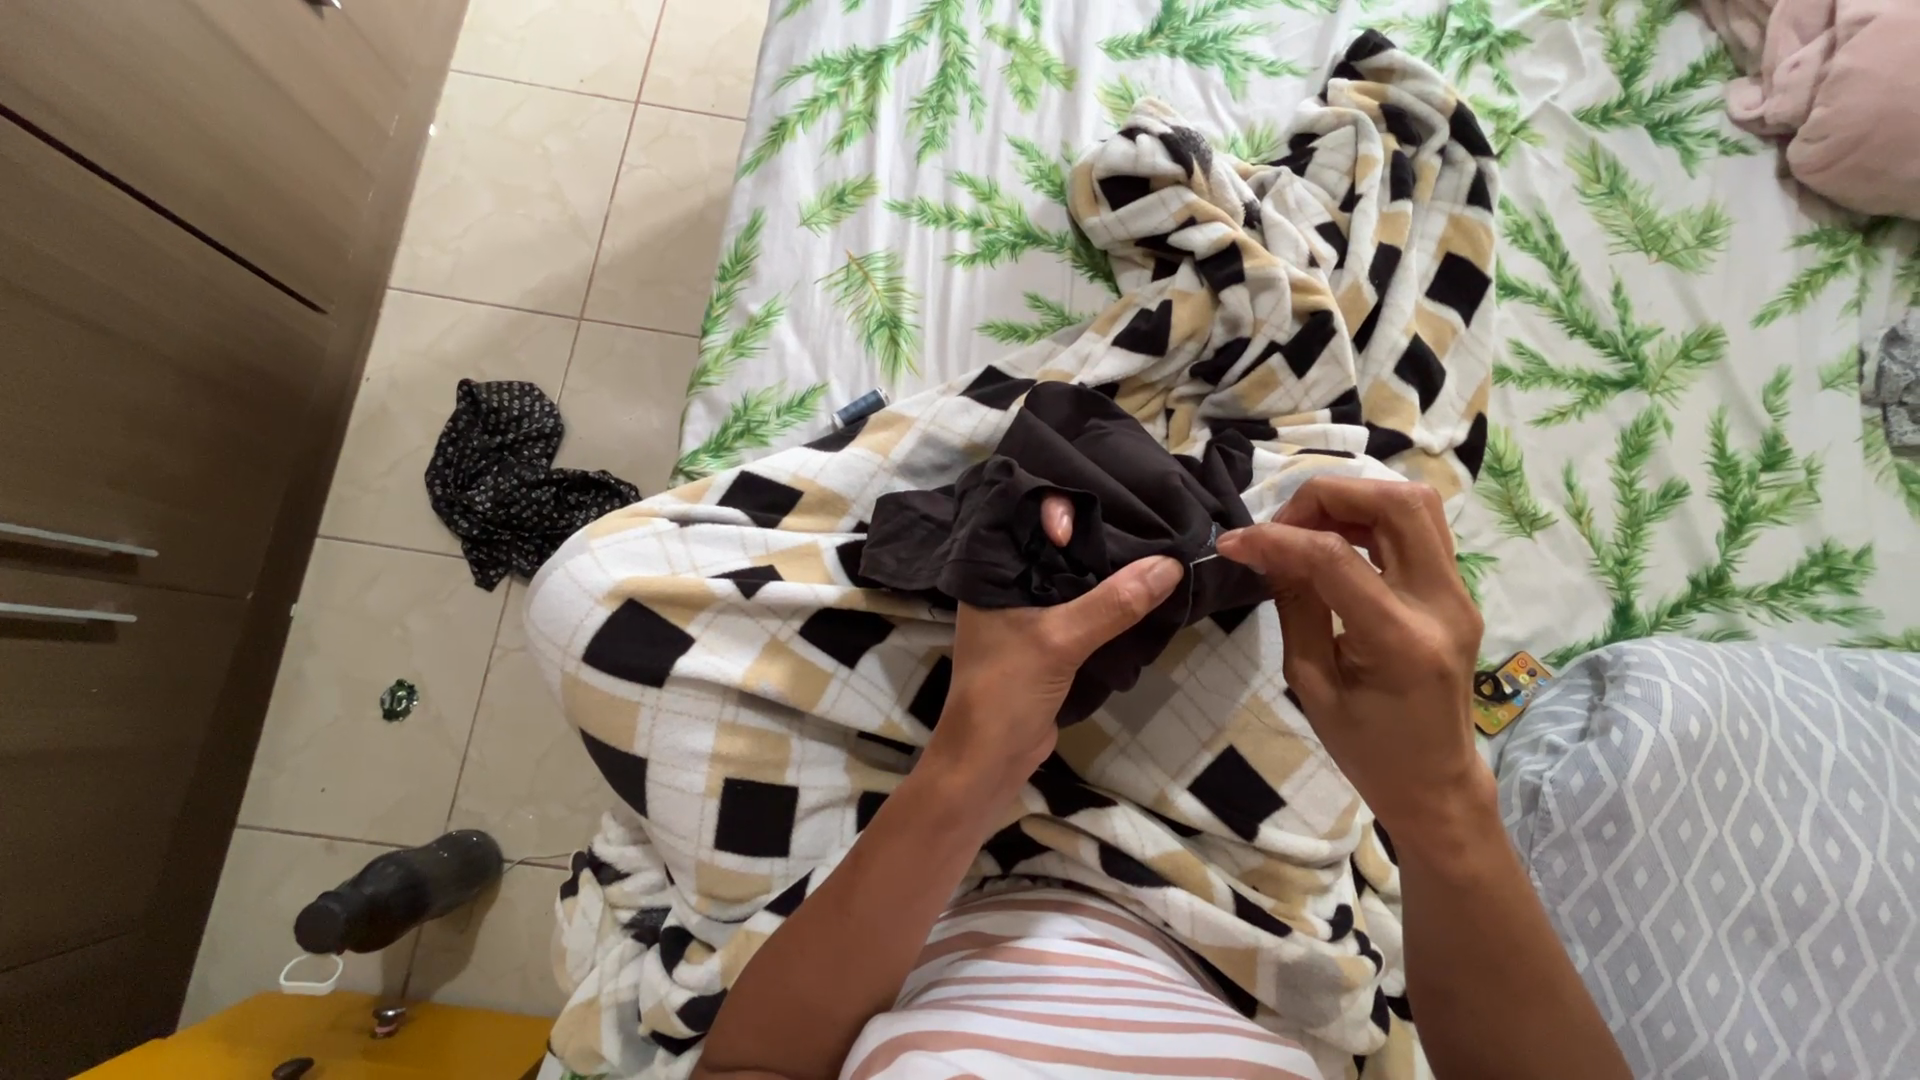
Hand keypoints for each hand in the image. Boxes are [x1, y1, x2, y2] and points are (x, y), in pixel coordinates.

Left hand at [920, 494, 1184, 805]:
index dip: (1060, 508)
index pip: (1023, 517)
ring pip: (1071, 578)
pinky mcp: (1048, 641)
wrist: (989, 762)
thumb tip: (1169, 565)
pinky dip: (1107, 602)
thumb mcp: (1059, 641)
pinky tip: (1144, 590)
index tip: (1101, 516)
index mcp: (991, 572)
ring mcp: (1027, 614)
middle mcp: (1006, 585)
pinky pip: (1080, 608)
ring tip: (1154, 546)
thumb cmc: (1006, 691)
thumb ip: (1112, 604)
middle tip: (1144, 519)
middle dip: (1095, 535)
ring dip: (1106, 570)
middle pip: (1054, 546)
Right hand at [1215, 476, 1487, 844]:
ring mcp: (1459, 594)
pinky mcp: (1456, 591)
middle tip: (1282, 526)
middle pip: (1396, 504)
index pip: (1334, 557)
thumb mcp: (1310, 681)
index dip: (1275, 538)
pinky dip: (1371, 517)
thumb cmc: (1364, 747)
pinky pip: (1419, 527)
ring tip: (1306, 529)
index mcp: (1400, 640)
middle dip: (1326, 496)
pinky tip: (1335, 539)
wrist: (1435, 781)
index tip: (1231, 544)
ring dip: (1353, 500)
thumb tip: (1266, 549)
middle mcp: (1442, 605)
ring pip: (1416, 505)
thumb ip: (1294, 604)